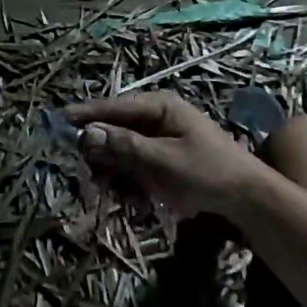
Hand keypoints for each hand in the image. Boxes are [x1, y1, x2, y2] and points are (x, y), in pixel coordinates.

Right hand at [66, 92, 269, 217]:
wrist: (248, 197)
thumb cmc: (208, 172)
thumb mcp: (164, 160)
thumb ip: (125, 147)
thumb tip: (88, 134)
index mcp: (160, 107)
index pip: (114, 106)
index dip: (86, 114)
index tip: (59, 120)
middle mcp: (158, 117)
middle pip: (115, 128)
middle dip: (101, 152)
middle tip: (88, 173)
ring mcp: (161, 138)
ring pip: (123, 150)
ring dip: (116, 171)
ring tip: (117, 193)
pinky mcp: (164, 158)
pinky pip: (136, 164)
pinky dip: (131, 180)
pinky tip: (135, 199)